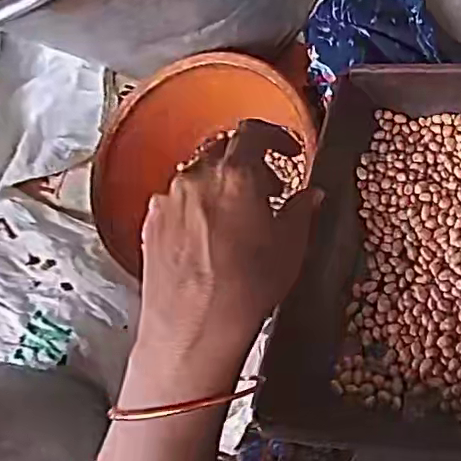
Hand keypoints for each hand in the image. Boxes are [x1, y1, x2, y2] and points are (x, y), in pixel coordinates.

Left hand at [133, 119, 321, 383]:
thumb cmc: (247, 288)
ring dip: (224, 184)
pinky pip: (180, 199)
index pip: (253, 132)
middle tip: (271, 188)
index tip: (288, 150)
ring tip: (242, 216)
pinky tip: (214, 235)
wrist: (192, 328)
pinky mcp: (151, 222)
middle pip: (224, 150)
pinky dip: (200, 204)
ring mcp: (168, 199)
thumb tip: (309, 194)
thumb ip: (300, 211)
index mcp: (235, 176)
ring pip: (200, 175)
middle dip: (250, 162)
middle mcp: (196, 177)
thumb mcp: (290, 247)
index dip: (275, 136)